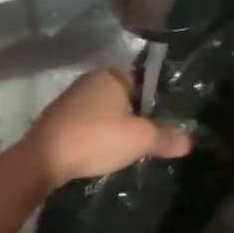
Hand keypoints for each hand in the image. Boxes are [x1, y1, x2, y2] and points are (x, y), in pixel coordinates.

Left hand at [21, 67, 192, 188]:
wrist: (43, 158)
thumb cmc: (96, 138)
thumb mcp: (140, 139)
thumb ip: (166, 137)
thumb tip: (190, 140)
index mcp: (111, 74)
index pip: (145, 79)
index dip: (158, 100)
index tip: (168, 121)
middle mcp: (90, 79)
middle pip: (126, 96)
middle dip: (138, 115)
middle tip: (153, 138)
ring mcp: (72, 98)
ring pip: (106, 110)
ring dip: (117, 126)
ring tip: (130, 148)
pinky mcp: (59, 117)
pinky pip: (89, 123)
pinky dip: (99, 134)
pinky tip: (103, 151)